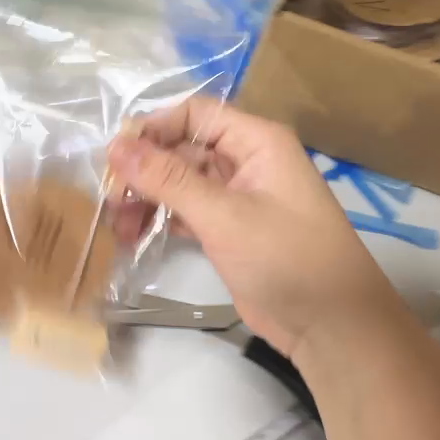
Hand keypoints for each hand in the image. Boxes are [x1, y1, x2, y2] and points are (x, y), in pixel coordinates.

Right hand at [108, 98, 398, 364]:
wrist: (330, 325)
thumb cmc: (286, 259)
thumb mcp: (223, 215)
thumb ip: (168, 179)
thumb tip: (116, 146)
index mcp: (257, 142)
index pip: (195, 115)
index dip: (154, 129)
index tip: (115, 158)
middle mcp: (245, 162)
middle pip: (182, 149)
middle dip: (144, 170)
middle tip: (109, 200)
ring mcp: (236, 197)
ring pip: (179, 182)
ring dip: (147, 198)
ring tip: (117, 225)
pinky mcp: (227, 230)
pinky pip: (184, 211)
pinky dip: (159, 220)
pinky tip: (133, 237)